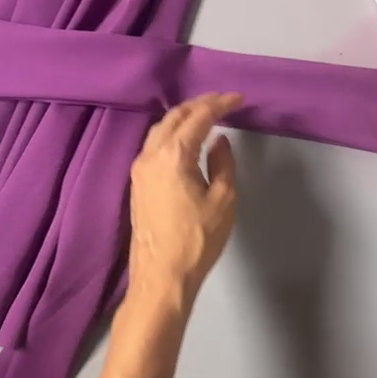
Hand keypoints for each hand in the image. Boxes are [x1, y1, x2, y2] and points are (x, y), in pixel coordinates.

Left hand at [127, 92, 241, 305]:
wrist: (161, 278)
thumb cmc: (198, 238)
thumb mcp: (223, 198)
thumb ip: (223, 162)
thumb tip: (219, 140)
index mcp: (173, 155)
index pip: (199, 116)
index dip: (220, 103)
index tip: (239, 99)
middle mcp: (150, 155)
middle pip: (174, 116)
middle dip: (200, 104)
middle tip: (223, 101)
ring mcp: (139, 170)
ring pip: (160, 129)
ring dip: (183, 116)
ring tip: (206, 114)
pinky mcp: (137, 184)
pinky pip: (154, 144)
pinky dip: (172, 132)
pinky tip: (186, 138)